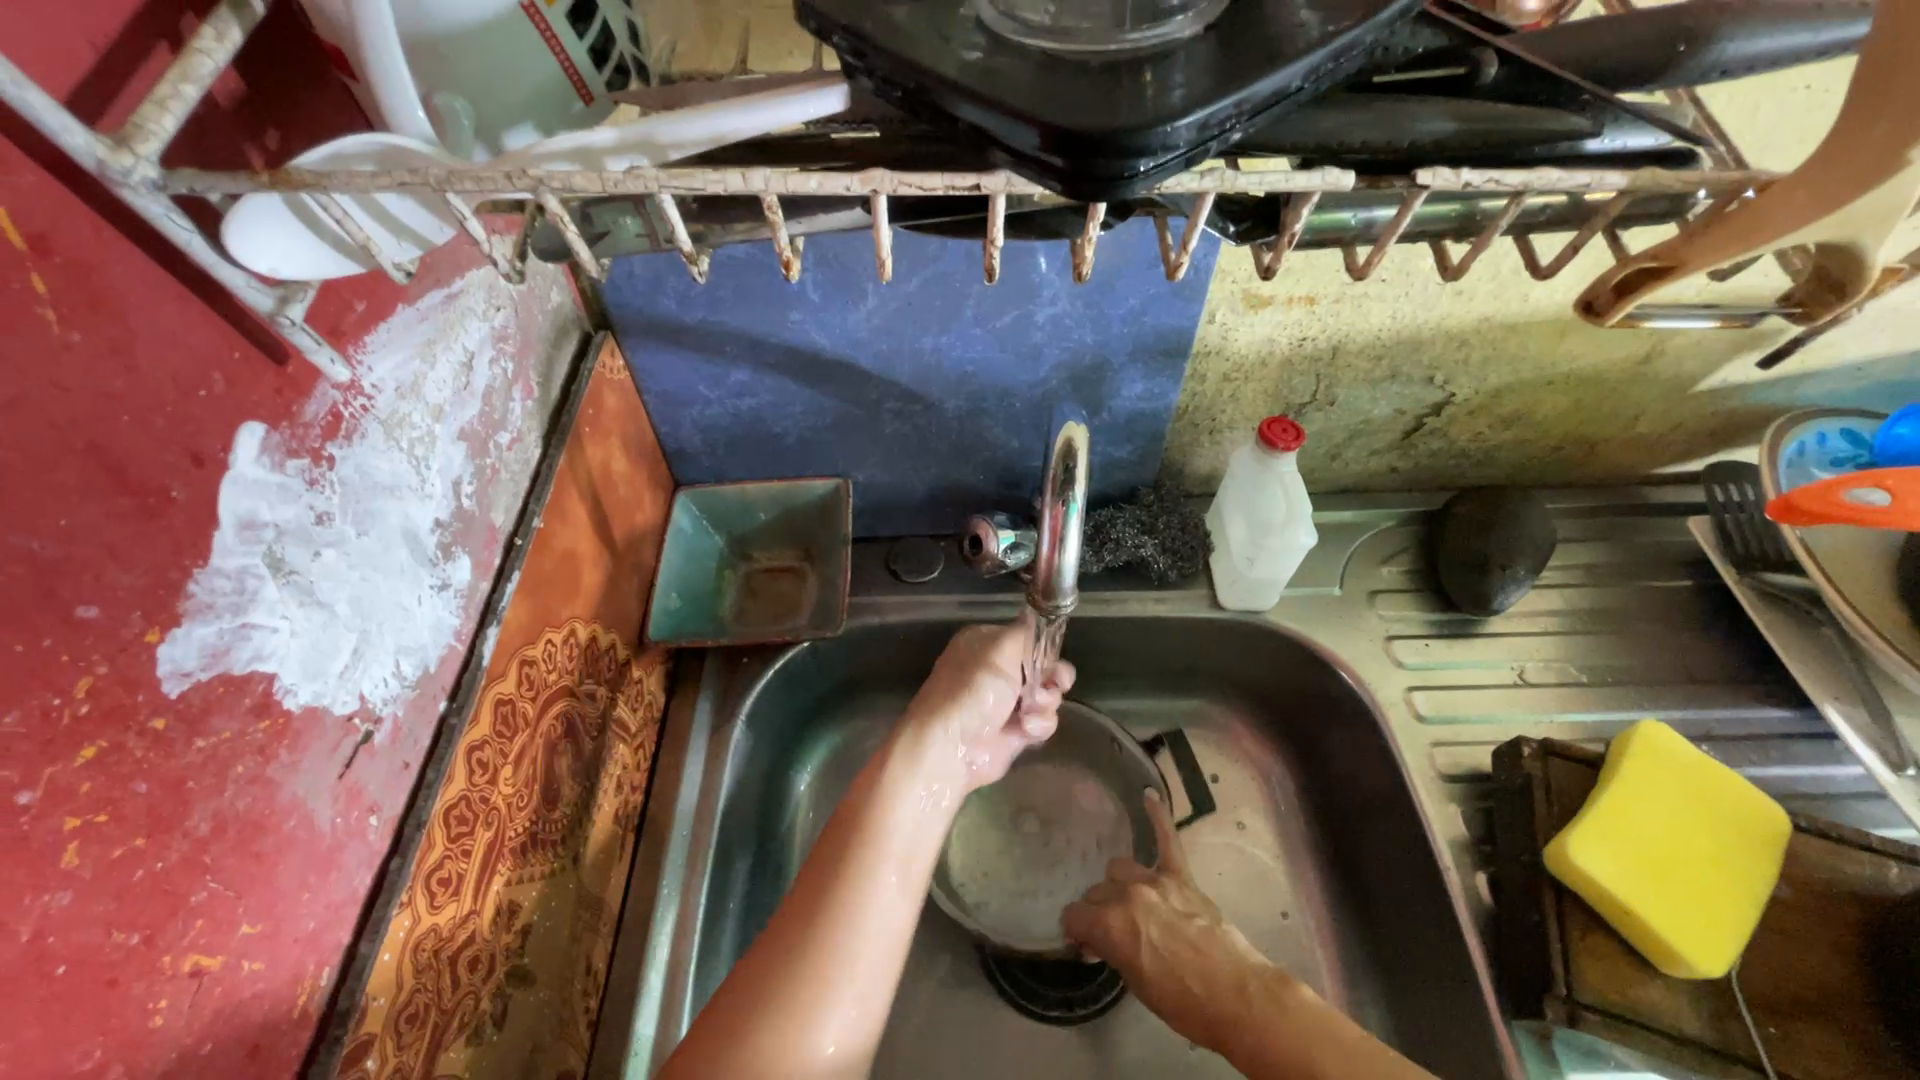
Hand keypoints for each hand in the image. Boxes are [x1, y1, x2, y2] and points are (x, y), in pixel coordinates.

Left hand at [902, 614, 1075, 792]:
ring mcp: (1006, 703)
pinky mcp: (1015, 731)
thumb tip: (1035, 614)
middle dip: (1052, 676)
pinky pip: (1042, 722)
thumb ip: (1025, 632)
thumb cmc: (972, 691)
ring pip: (1047, 695)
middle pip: (1042, 667)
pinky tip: (1026, 729)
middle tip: (1056, 683)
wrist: (950, 748)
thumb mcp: (999, 649)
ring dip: (1046, 702)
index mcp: (986, 645)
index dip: (1044, 647)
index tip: (1052, 655)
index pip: (1027, 638)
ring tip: (1029, 711)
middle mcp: (996, 671)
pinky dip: (1039, 725)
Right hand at [1062, 790, 1278, 1051]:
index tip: (1085, 945)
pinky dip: (1158, 817)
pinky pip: (1168, 840)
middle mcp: (1127, 895)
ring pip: (1120, 868)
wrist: (1237, 997)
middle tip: (1109, 935)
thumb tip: (1097, 940)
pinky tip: (1148, 795)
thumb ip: (1110, 949)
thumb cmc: (1182, 1002)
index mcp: (1110, 924)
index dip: (1077, 931)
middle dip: (1096, 911)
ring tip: (1128, 905)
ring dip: (1118, 885)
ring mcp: (1156, 881)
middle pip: (1095, 892)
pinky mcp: (1182, 878)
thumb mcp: (1133, 982)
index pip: (1073, 916)